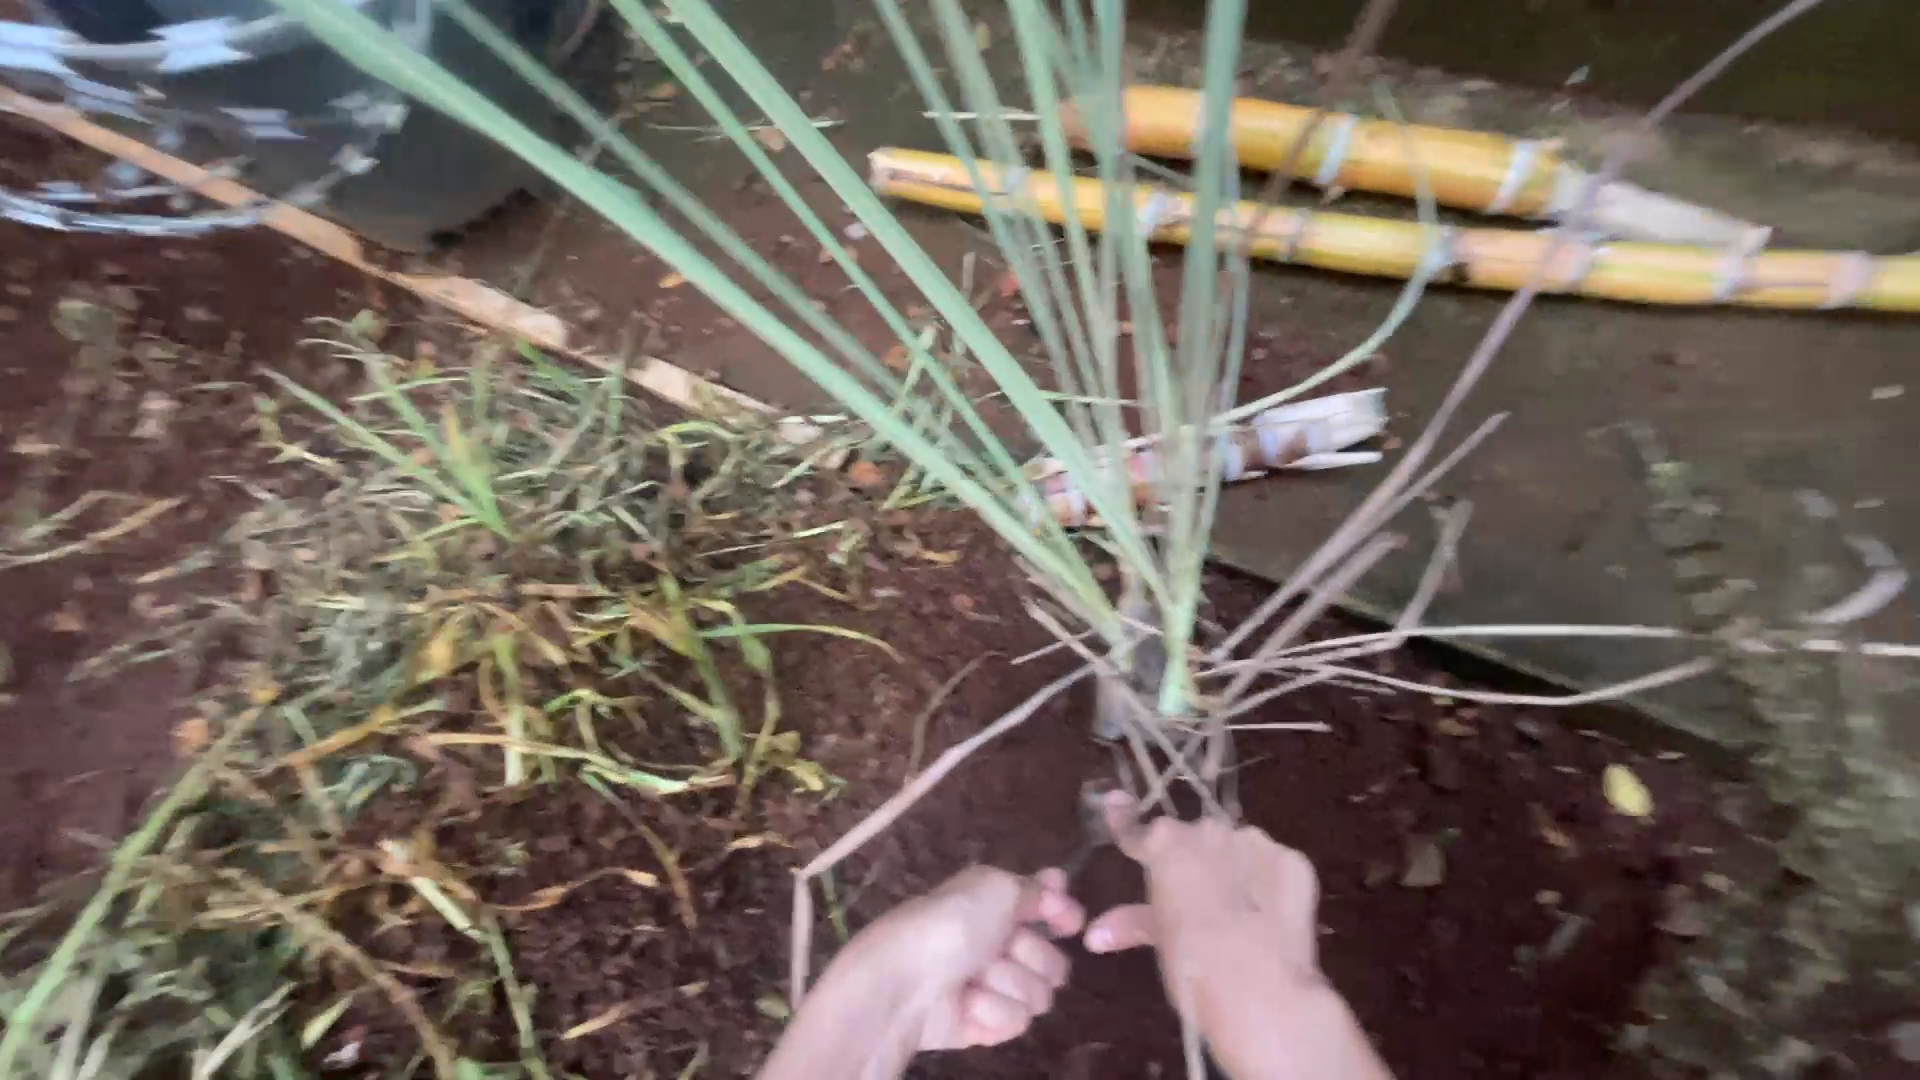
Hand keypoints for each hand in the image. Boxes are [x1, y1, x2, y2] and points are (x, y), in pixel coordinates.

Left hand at [850, 864, 1085, 1049]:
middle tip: (1002, 951)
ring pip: (1039, 994)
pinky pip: (1015, 1023)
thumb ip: (1036, 888)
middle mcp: (999, 941)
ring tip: (975, 980)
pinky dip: (992, 1012)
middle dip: (1032, 956)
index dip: (1062, 914)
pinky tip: (968, 1005)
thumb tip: (1060, 879)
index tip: (1071, 922)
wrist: (907, 981)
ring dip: (1008, 985)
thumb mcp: (998, 888)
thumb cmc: (953, 923)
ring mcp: (993, 985)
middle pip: (1054, 959)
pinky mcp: (985, 1024)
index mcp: (997, 901)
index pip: (1048, 905)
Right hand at [1085, 793, 1390, 1079]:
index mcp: (1164, 843)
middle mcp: (1207, 830)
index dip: (1125, 818)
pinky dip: (1269, 884)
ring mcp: (1254, 841)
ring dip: (1233, 867)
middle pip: (1193, 836)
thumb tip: (1095, 935)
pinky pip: (1274, 866)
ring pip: (1237, 847)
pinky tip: (1270, 915)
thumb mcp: (1159, 941)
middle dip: (1192, 857)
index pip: (1136, 825)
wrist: (1264, 992)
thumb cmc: (1194, 966)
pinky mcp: (1293, 861)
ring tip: (1240, 909)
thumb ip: (1130, 922)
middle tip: (1195, 895)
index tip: (1117, 801)